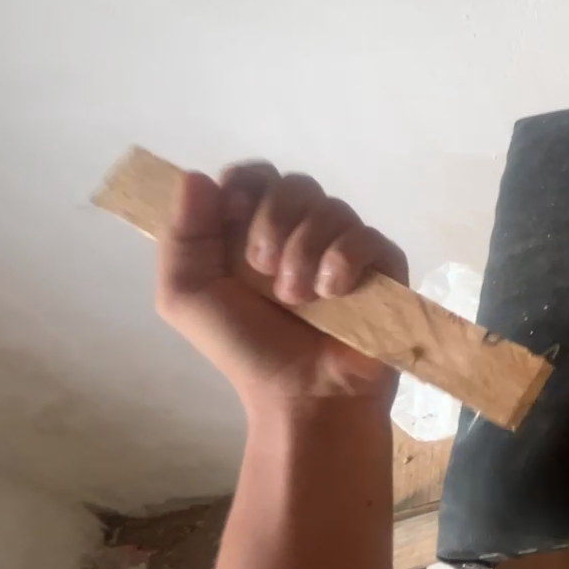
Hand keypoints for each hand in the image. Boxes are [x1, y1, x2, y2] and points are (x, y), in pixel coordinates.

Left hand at [156, 162, 408, 409]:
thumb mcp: (188, 294)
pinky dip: (346, 261)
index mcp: (253, 231)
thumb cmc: (246, 349)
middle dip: (275, 223)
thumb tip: (199, 176)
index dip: (246, 187)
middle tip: (264, 270)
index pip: (256, 176)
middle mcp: (303, 232)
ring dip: (306, 252)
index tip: (232, 221)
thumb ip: (183, 234)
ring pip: (334, 209)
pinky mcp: (385, 267)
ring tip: (300, 298)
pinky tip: (335, 294)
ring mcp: (347, 248)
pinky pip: (369, 238)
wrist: (303, 393)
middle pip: (296, 184)